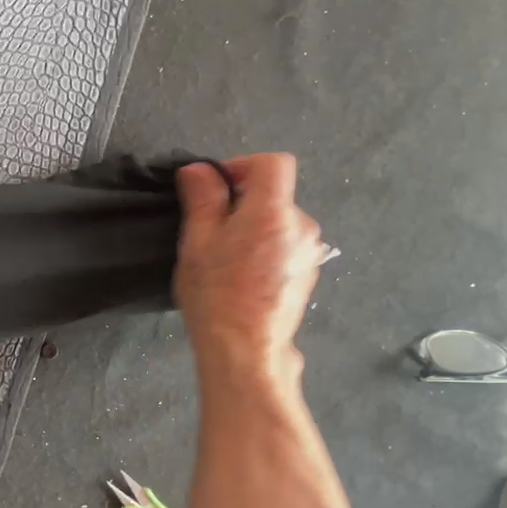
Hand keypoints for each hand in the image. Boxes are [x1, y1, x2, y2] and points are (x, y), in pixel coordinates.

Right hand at [174, 153, 324, 380]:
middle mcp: (301, 224)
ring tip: (222, 259)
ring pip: (277, 222)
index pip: (273, 163)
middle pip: (273, 195)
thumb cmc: (215, 293)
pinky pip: (284, 245)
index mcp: (273, 212)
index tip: (214, 187)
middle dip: (240, 204)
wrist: (245, 344)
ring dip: (251, 229)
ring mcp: (309, 249)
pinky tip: (240, 276)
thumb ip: (202, 200)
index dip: (241, 166)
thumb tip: (199, 169)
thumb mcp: (197, 242)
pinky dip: (262, 249)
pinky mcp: (307, 270)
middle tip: (206, 232)